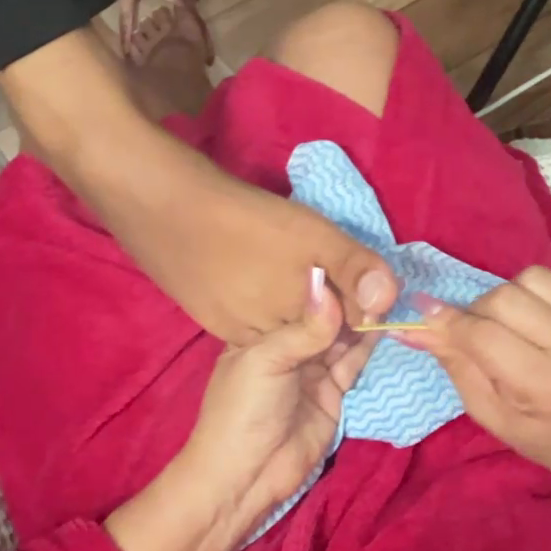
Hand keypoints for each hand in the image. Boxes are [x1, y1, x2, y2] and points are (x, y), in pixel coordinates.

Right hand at [100, 157, 398, 343]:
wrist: (161, 207)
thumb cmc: (248, 220)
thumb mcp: (314, 237)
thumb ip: (355, 270)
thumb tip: (388, 303)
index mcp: (296, 325)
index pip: (347, 332)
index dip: (360, 311)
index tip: (361, 285)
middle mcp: (265, 342)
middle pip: (315, 335)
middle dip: (331, 314)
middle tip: (325, 271)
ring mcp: (235, 333)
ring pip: (283, 329)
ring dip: (297, 310)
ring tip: (290, 269)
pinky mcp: (211, 321)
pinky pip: (253, 322)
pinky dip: (266, 305)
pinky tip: (259, 272)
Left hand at [105, 268, 373, 550]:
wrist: (246, 476)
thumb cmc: (243, 411)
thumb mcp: (268, 360)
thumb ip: (304, 326)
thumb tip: (328, 282)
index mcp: (262, 332)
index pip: (300, 299)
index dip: (328, 282)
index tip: (357, 258)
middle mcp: (288, 347)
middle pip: (326, 317)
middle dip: (352, 300)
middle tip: (386, 275)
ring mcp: (312, 371)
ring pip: (344, 338)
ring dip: (365, 320)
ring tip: (394, 293)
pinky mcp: (333, 394)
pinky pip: (354, 364)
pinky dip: (370, 347)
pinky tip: (389, 323)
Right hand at [407, 266, 550, 493]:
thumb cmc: (533, 429)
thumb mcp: (484, 408)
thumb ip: (453, 361)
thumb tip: (415, 324)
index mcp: (546, 385)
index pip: (485, 336)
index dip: (450, 323)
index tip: (428, 317)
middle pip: (504, 298)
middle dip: (478, 311)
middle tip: (476, 332)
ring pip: (528, 279)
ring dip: (507, 297)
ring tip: (510, 325)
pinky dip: (533, 292)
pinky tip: (536, 319)